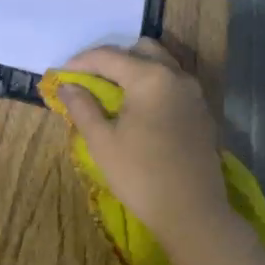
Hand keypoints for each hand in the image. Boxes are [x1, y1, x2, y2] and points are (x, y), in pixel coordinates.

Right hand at [56, 39, 235, 247]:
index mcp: (150, 77)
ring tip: (115, 92)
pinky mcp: (203, 112)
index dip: (81, 62)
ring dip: (136, 69)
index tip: (61, 74)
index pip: (109, 56)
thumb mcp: (102, 142)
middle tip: (91, 80)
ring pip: (162, 64)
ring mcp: (194, 93)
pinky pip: (175, 84)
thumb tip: (67, 86)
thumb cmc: (141, 176)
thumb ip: (83, 107)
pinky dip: (154, 85)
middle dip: (113, 59)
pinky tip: (141, 110)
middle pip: (141, 50)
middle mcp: (176, 75)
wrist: (193, 214)